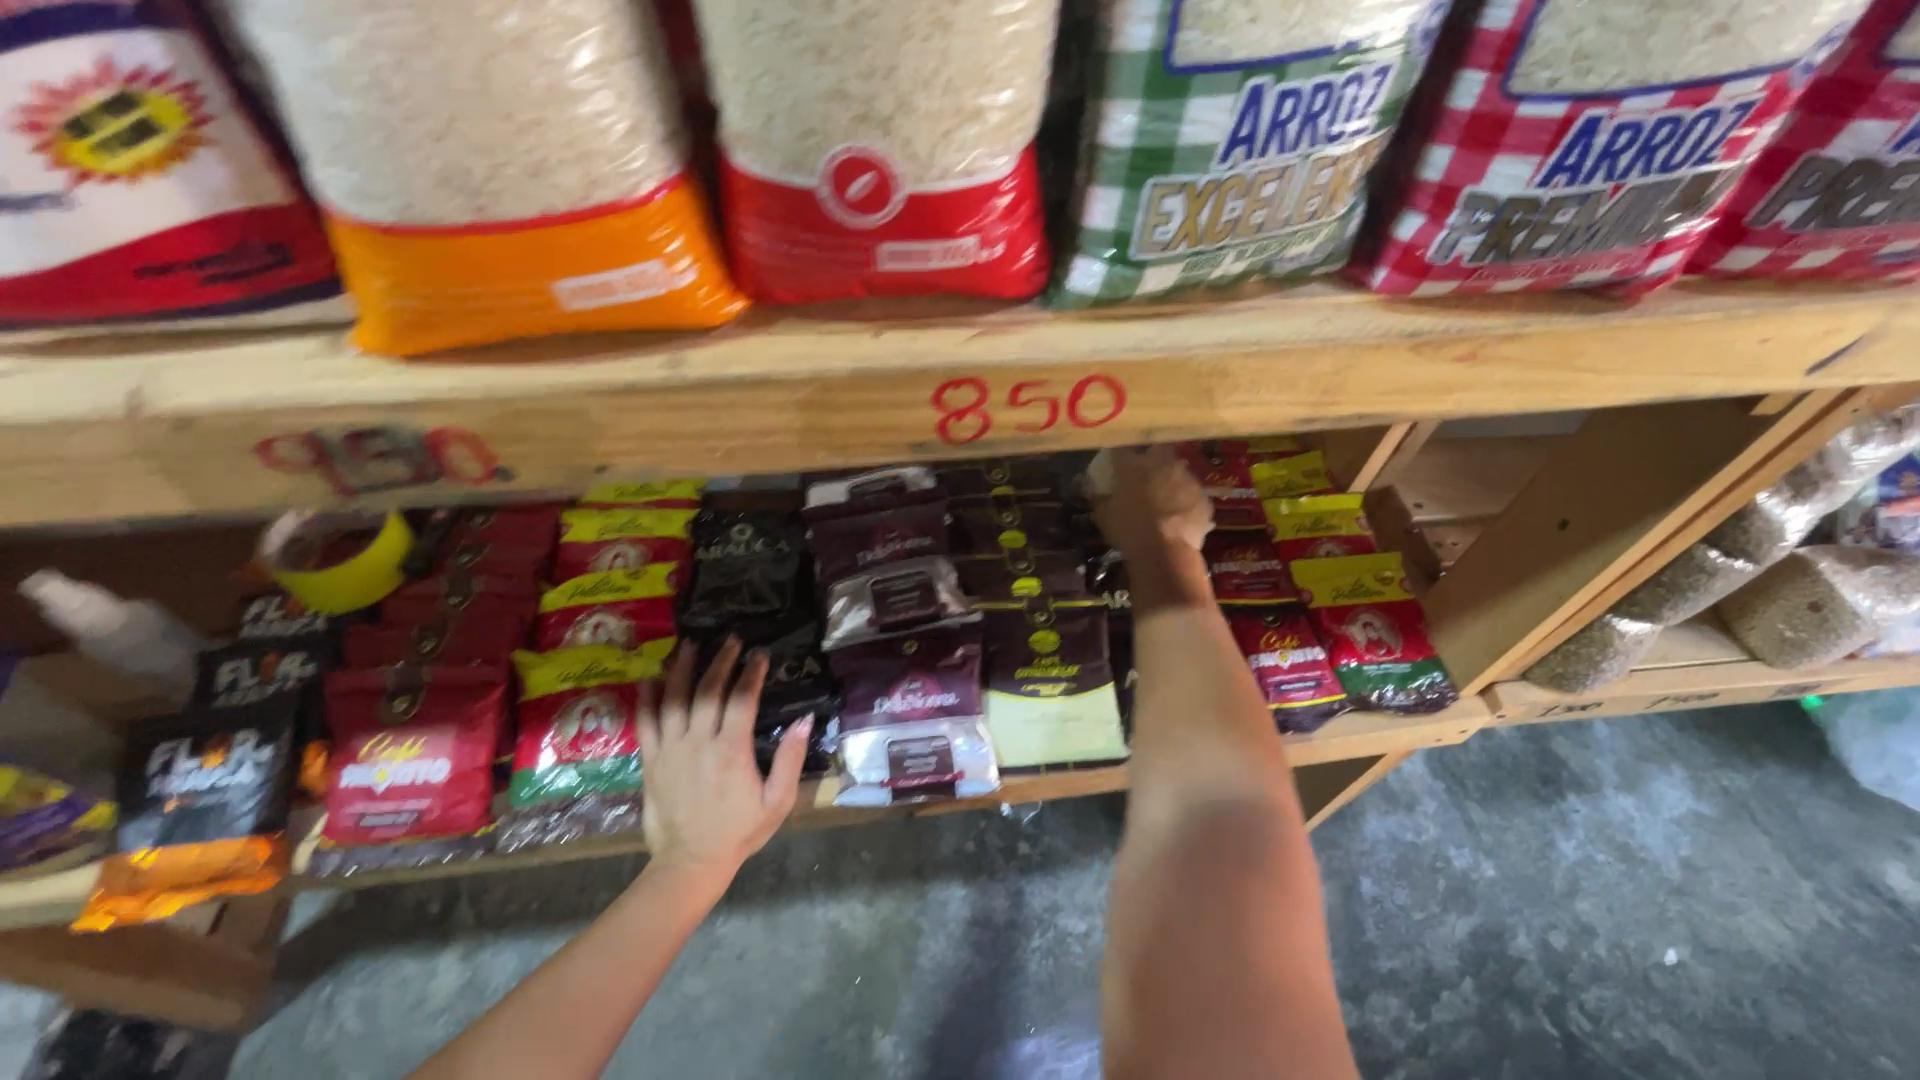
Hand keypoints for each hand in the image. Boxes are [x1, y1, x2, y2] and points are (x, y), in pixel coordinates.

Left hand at [634, 638, 810, 880]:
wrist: (691, 862)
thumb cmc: (739, 832)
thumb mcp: (777, 802)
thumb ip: (791, 759)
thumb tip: (805, 720)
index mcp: (731, 750)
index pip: (742, 698)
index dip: (751, 672)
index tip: (759, 654)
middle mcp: (698, 743)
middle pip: (707, 690)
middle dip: (720, 661)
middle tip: (730, 641)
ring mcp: (670, 750)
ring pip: (672, 698)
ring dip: (681, 668)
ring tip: (689, 646)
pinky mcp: (650, 761)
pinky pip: (644, 722)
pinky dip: (646, 697)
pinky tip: (651, 678)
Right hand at [1089, 445, 1212, 557]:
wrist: (1165, 552)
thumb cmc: (1129, 531)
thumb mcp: (1104, 517)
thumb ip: (1101, 500)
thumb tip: (1098, 494)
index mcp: (1133, 466)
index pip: (1120, 450)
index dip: (1118, 456)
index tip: (1115, 464)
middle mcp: (1162, 464)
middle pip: (1158, 449)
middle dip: (1153, 457)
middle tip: (1147, 474)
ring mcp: (1187, 479)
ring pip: (1179, 471)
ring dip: (1172, 480)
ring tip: (1166, 499)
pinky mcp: (1203, 497)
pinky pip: (1192, 494)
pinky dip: (1186, 502)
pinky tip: (1179, 517)